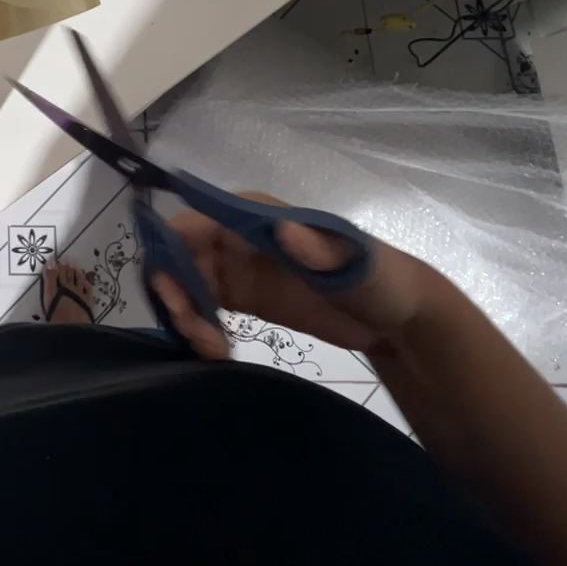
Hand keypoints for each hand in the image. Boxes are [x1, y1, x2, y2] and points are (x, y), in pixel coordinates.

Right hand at [149, 191, 446, 359]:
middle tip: (197, 335)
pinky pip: (201, 305)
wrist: (395, 318)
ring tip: (211, 349)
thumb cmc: (377, 279)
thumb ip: (322, 248)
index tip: (176, 296)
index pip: (192, 224)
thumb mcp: (355, 263)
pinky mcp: (239, 296)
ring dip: (184, 314)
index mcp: (252, 215)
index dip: (171, 254)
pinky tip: (216, 351)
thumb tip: (284, 230)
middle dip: (175, 293)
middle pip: (178, 256)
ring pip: (184, 283)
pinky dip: (198, 326)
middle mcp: (232, 234)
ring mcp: (233, 266)